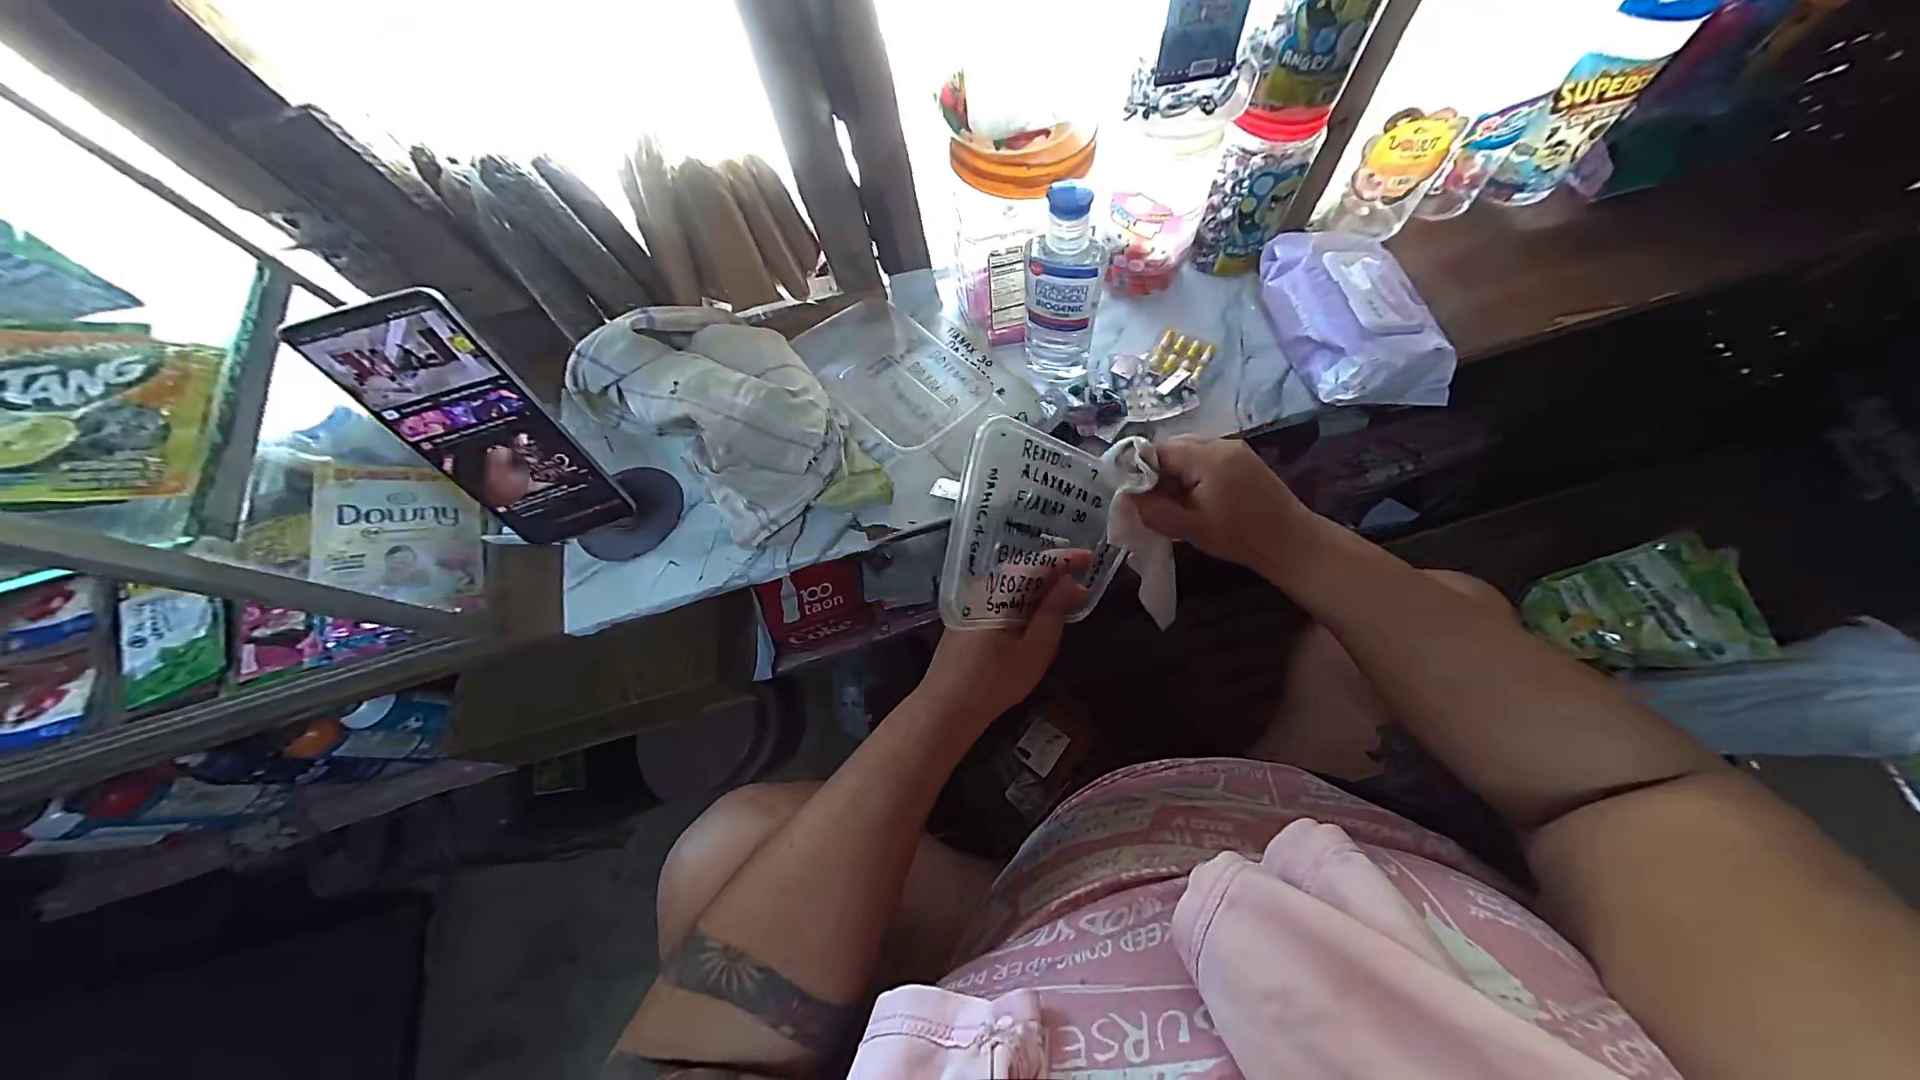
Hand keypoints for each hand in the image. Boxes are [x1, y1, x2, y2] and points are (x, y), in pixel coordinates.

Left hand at [913, 549, 1091, 726]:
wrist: (947, 706)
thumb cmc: (995, 683)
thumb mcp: (1035, 651)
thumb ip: (1053, 613)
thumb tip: (1069, 584)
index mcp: (997, 593)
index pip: (1035, 563)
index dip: (1064, 558)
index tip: (1090, 559)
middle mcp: (981, 589)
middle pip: (1022, 568)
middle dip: (1054, 573)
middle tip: (1082, 586)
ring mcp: (971, 601)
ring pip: (1011, 582)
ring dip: (1039, 586)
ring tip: (1066, 599)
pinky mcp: (968, 615)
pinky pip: (1001, 595)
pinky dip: (1023, 597)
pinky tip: (1038, 612)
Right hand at [1126, 436, 1313, 573]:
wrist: (1291, 542)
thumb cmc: (1239, 536)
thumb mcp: (1190, 529)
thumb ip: (1154, 511)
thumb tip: (1126, 497)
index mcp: (1207, 456)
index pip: (1157, 450)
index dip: (1139, 470)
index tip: (1133, 495)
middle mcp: (1221, 444)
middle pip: (1173, 447)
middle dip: (1156, 472)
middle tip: (1152, 501)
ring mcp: (1235, 449)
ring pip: (1189, 452)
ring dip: (1174, 473)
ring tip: (1173, 502)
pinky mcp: (1243, 459)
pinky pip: (1205, 458)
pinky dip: (1192, 474)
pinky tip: (1194, 498)